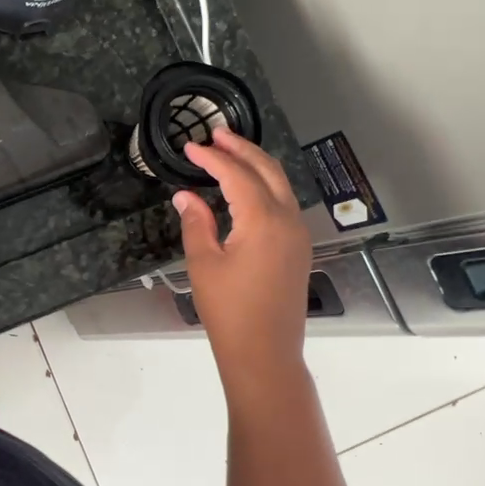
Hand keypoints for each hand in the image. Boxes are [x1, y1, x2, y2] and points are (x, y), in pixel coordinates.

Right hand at [171, 128, 312, 368]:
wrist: (264, 350)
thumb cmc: (228, 309)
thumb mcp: (203, 263)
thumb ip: (196, 223)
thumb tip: (185, 196)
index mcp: (263, 221)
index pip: (236, 176)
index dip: (212, 158)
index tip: (190, 147)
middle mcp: (287, 220)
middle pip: (267, 171)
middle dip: (242, 150)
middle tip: (217, 134)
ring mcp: (298, 234)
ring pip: (280, 185)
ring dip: (256, 165)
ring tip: (230, 153)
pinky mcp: (298, 248)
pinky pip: (284, 204)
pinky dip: (264, 187)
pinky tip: (245, 189)